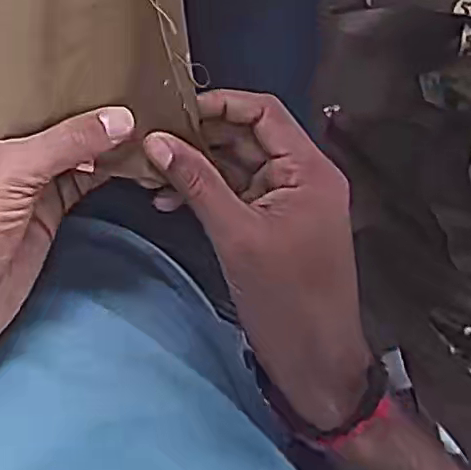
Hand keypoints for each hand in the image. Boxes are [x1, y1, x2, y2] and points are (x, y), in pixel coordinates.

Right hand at [142, 91, 373, 429]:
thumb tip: (156, 140)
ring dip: (196, 164)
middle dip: (200, 136)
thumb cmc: (287, 299)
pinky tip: (169, 198)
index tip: (176, 110)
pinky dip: (203, 189)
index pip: (263, 112)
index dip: (220, 104)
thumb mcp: (235, 234)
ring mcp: (285, 198)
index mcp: (308, 170)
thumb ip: (196, 181)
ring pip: (234, 162)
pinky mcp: (270, 219)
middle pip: (245, 135)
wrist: (315, 365)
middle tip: (155, 139)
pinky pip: (233, 189)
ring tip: (155, 170)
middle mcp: (300, 175)